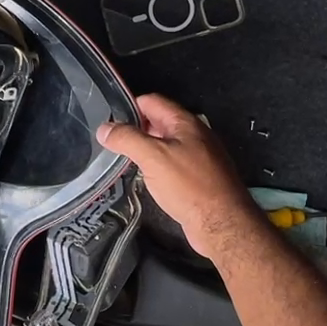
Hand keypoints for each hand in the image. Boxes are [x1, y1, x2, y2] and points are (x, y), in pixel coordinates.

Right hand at [97, 93, 265, 260]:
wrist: (221, 223)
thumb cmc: (190, 186)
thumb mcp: (153, 157)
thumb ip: (127, 139)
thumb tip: (105, 129)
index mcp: (185, 123)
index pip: (152, 102)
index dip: (129, 107)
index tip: (109, 121)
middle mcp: (194, 136)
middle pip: (159, 122)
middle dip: (135, 129)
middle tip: (113, 143)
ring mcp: (199, 158)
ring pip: (166, 145)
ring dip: (146, 150)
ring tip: (124, 161)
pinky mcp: (199, 179)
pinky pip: (174, 164)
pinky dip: (158, 167)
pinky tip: (147, 179)